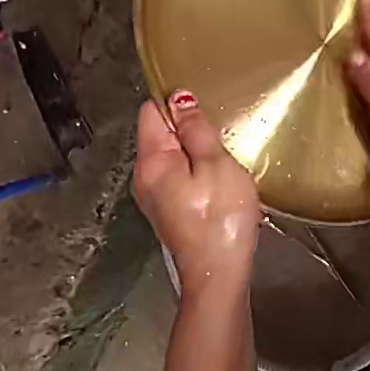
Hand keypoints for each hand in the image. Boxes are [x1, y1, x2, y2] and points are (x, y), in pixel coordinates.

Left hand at [133, 93, 260, 294]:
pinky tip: (220, 183)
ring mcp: (154, 196)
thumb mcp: (216, 165)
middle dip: (190, 130)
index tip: (208, 109)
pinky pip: (179, 177)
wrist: (218, 271)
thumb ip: (196, 131)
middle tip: (224, 139)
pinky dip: (198, 172)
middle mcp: (143, 177)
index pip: (151, 112)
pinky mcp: (168, 211)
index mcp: (151, 161)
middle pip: (161, 135)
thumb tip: (179, 99)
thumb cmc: (221, 217)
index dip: (178, 103)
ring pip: (173, 157)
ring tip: (226, 161)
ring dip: (197, 153)